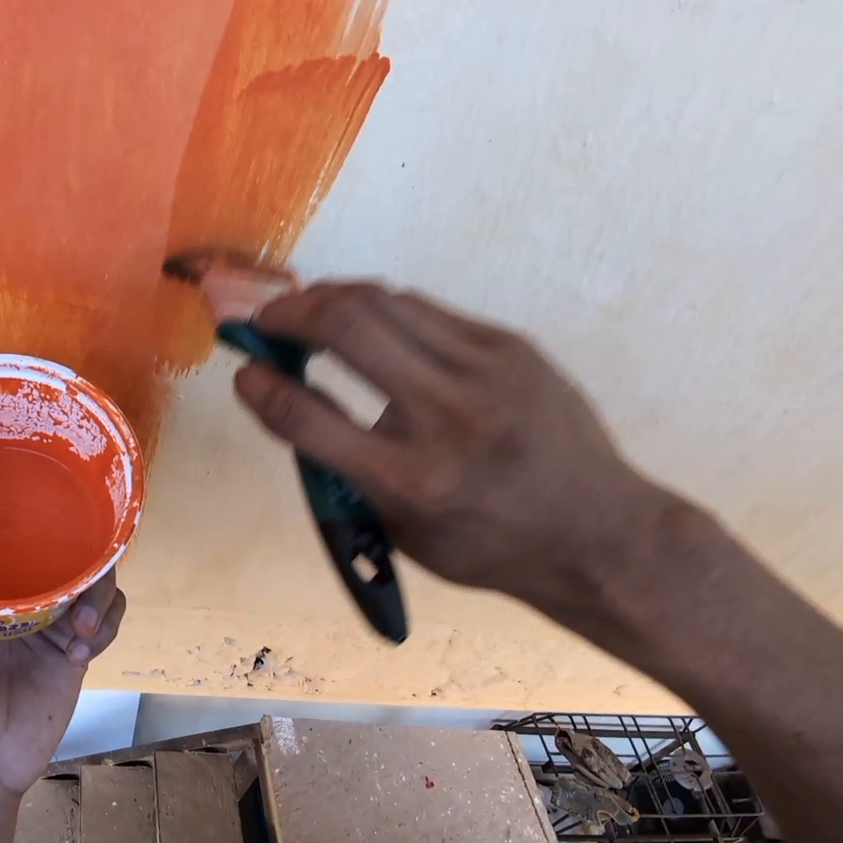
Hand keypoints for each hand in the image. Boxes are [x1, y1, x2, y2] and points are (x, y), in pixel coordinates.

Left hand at [0, 539, 126, 794]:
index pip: (11, 530)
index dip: (26, 515)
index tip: (34, 509)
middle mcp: (17, 594)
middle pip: (61, 548)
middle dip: (76, 554)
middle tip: (72, 571)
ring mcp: (49, 621)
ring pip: (93, 579)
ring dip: (98, 595)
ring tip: (79, 627)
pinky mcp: (75, 649)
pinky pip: (108, 619)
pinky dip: (105, 627)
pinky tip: (79, 653)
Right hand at [232, 282, 675, 618]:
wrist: (601, 535)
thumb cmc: (483, 544)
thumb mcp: (397, 527)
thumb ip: (335, 460)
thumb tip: (276, 385)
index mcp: (411, 483)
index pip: (309, 419)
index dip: (262, 387)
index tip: (241, 371)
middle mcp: (448, 418)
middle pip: (347, 329)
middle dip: (289, 313)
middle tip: (263, 320)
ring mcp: (487, 371)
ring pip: (383, 301)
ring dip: (327, 298)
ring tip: (304, 309)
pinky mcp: (510, 345)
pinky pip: (421, 309)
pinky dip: (376, 308)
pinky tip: (361, 319)